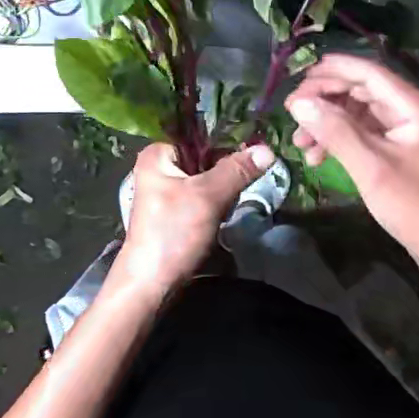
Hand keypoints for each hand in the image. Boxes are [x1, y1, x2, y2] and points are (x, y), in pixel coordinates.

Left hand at [111, 143, 275, 290]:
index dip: (226, 140)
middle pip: (204, 156)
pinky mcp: (174, 211)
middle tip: (250, 175)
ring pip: (205, 178)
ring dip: (223, 187)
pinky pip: (201, 196)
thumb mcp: (208, 197)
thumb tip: (267, 149)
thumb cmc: (173, 233)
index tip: (254, 147)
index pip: (198, 134)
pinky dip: (216, 202)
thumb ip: (236, 171)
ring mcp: (165, 191)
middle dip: (226, 167)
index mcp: (157, 154)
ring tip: (239, 193)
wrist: (151, 283)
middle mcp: (158, 167)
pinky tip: (226, 210)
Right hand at [285, 54, 418, 270]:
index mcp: (416, 108)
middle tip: (291, 111)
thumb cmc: (413, 207)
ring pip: (358, 111)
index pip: (370, 74)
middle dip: (325, 99)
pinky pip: (363, 131)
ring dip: (327, 122)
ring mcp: (406, 128)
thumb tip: (299, 104)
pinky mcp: (398, 146)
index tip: (297, 78)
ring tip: (299, 141)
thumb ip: (335, 132)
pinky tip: (317, 155)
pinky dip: (339, 138)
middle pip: (362, 90)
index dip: (333, 71)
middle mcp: (413, 110)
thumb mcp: (370, 168)